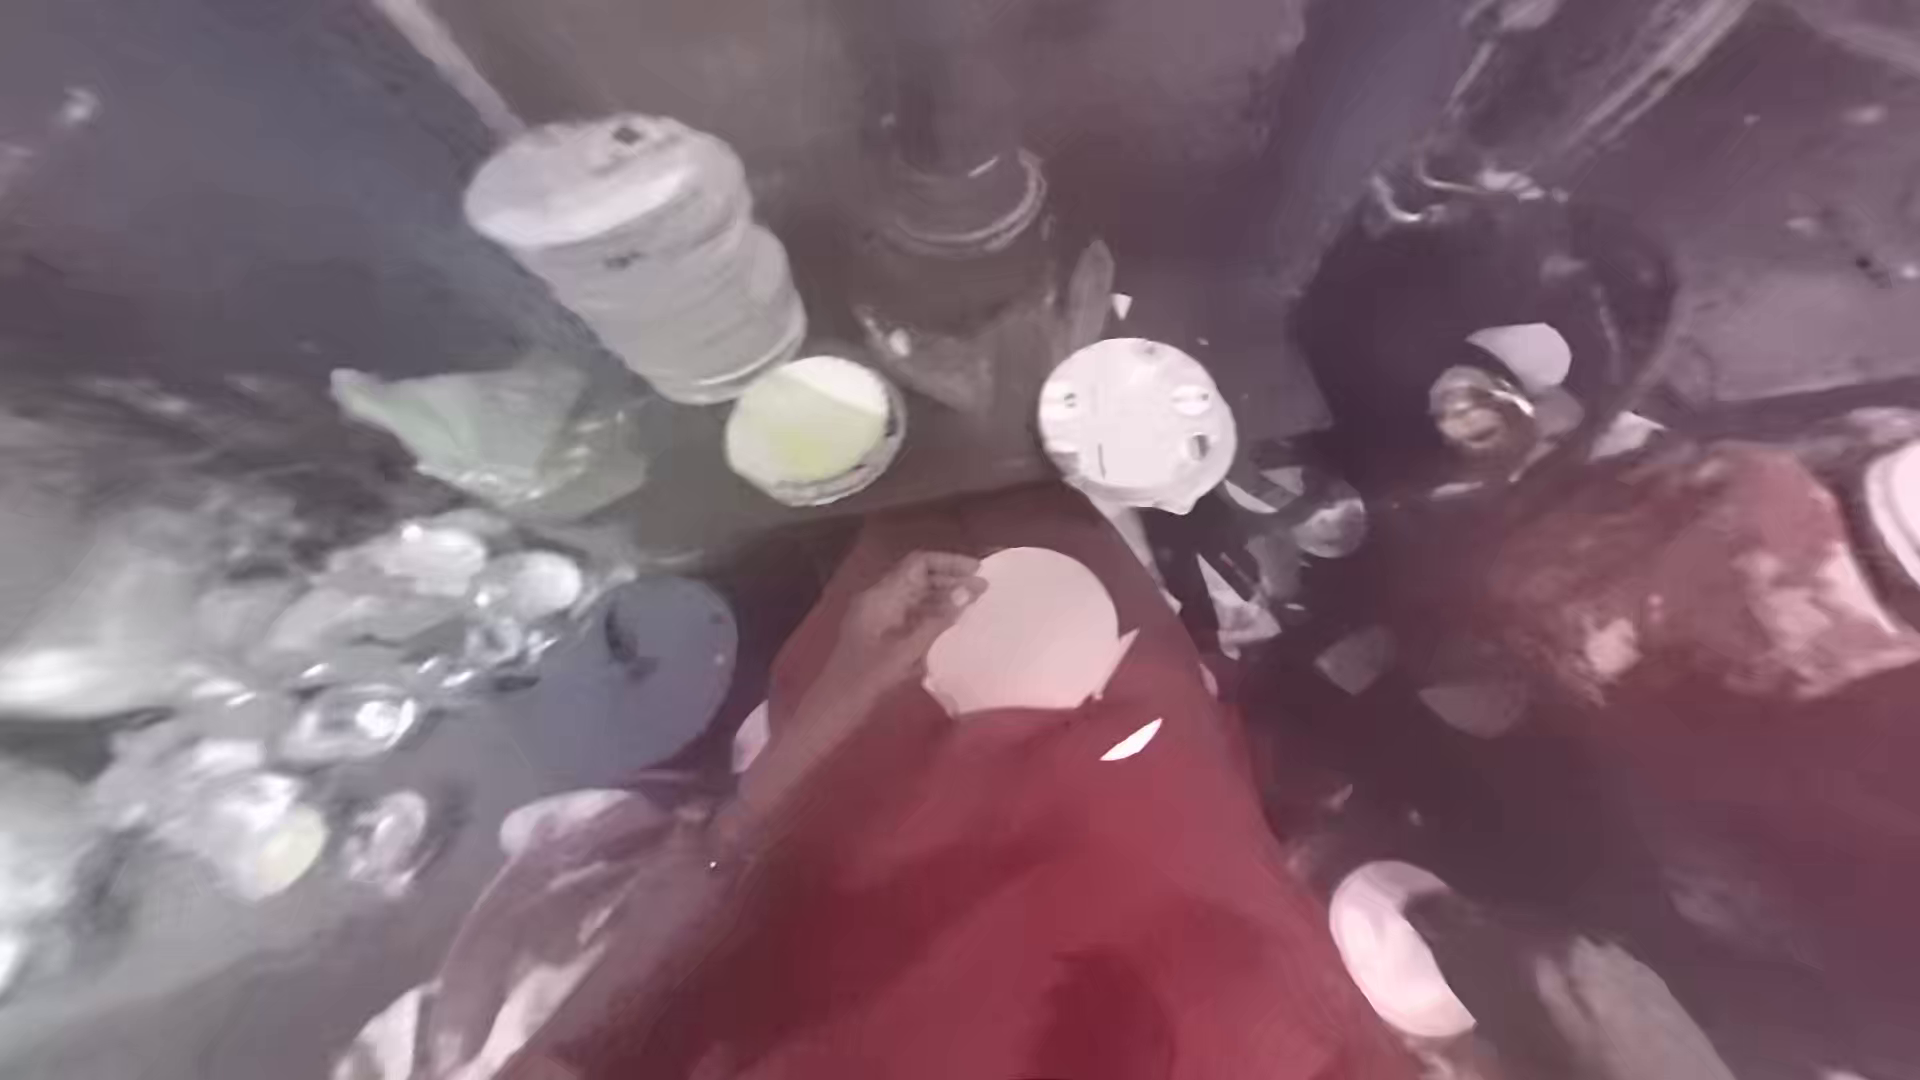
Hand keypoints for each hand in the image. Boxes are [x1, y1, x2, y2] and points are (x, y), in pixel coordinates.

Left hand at [825, 551, 986, 694]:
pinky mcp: (884, 637)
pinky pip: (913, 617)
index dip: (949, 562)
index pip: (918, 564)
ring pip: (918, 598)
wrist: (832, 712)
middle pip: (919, 578)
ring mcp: (881, 619)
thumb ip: (937, 620)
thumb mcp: (905, 650)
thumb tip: (968, 591)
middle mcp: (880, 600)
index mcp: (880, 596)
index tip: (977, 571)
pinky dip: (934, 616)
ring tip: (976, 605)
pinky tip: (955, 625)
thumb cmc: (865, 680)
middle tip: (984, 589)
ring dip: (945, 598)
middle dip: (951, 580)